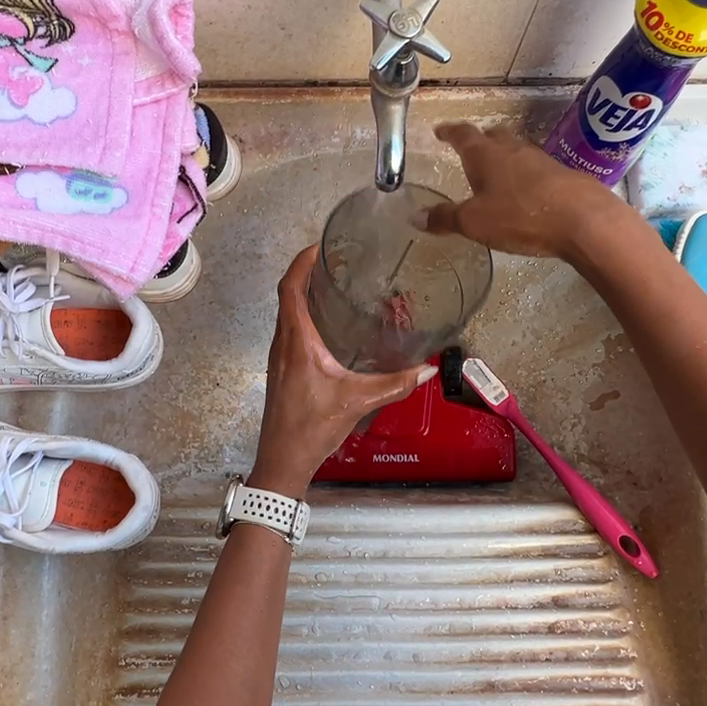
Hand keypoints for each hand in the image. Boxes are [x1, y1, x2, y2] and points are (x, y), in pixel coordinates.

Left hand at [248, 247, 437, 498]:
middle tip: (336, 261)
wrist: (283, 459)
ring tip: (335, 285)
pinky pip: (291, 331)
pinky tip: (330, 325)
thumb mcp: (357, 401)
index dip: (300, 263)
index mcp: (296, 341)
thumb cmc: (312, 427)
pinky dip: (306, 317)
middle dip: (307, 273)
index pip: (289, 289)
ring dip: (305, 295)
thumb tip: (426, 369)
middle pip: (287, 296)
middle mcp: (283, 343)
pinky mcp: (283, 370)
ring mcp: (280, 357)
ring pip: (288, 314)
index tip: (319, 246)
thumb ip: (393, 384)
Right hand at [425, 122, 626, 259]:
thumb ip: (445, 218)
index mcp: (485, 156)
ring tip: (496, 170)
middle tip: (470, 147)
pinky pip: (536, 169)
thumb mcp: (474, 222)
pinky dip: (524, 175)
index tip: (441, 130)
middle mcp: (512, 150)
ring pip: (516, 151)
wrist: (583, 219)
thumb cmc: (520, 216)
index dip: (450, 132)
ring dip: (504, 156)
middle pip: (494, 136)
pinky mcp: (562, 176)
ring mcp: (541, 160)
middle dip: (480, 140)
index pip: (463, 135)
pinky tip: (524, 191)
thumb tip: (416, 216)